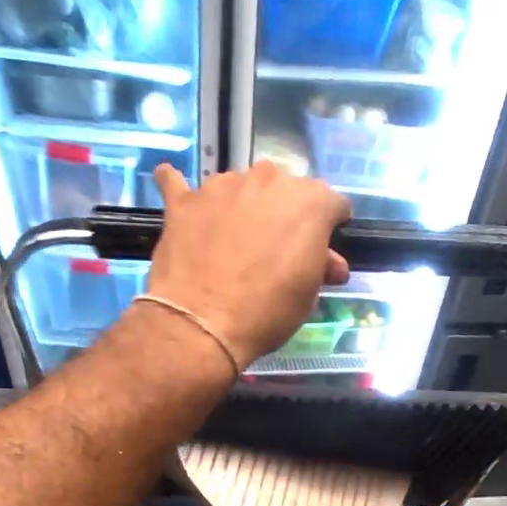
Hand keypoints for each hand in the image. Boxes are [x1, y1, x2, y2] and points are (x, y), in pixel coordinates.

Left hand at [147, 162, 350, 366]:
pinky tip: (175, 188)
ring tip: (231, 238)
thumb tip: (330, 264)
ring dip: (241, 204)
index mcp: (309, 202)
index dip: (329, 227)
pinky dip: (178, 185)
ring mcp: (222, 186)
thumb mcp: (307, 295)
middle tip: (274, 248)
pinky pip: (178, 182)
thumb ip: (320, 266)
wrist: (202, 324)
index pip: (332, 203)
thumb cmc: (267, 312)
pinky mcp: (184, 201)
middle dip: (284, 212)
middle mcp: (268, 181)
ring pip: (239, 186)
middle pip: (284, 189)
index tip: (321, 248)